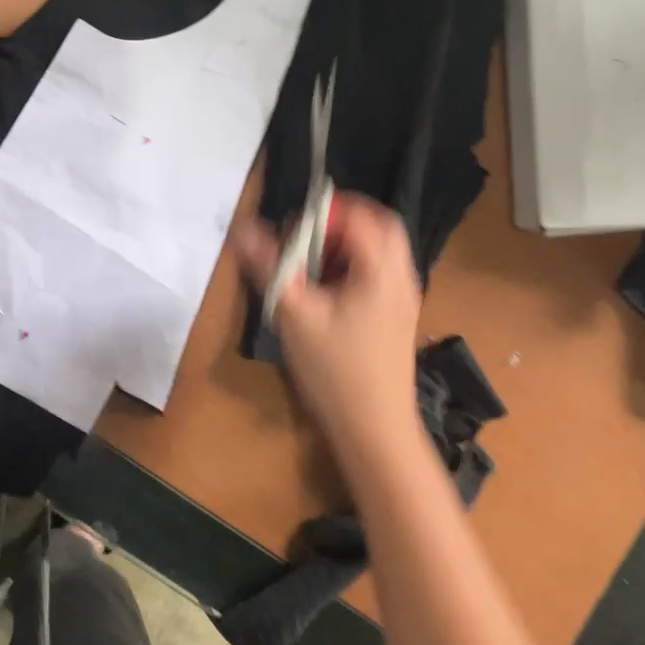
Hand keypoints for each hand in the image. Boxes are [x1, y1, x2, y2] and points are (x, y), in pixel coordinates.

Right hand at [235, 193, 421, 437]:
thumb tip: (241, 228)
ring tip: (307, 266)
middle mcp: (401, 278)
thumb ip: (269, 267)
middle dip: (338, 224)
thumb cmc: (336, 371)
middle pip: (378, 227)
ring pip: (378, 251)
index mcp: (382, 271)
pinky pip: (377, 273)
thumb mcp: (294, 315)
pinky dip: (350, 267)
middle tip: (301, 238)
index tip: (290, 230)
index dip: (324, 213)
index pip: (361, 217)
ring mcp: (403, 299)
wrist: (375, 431)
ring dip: (342, 246)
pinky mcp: (396, 318)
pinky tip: (323, 293)